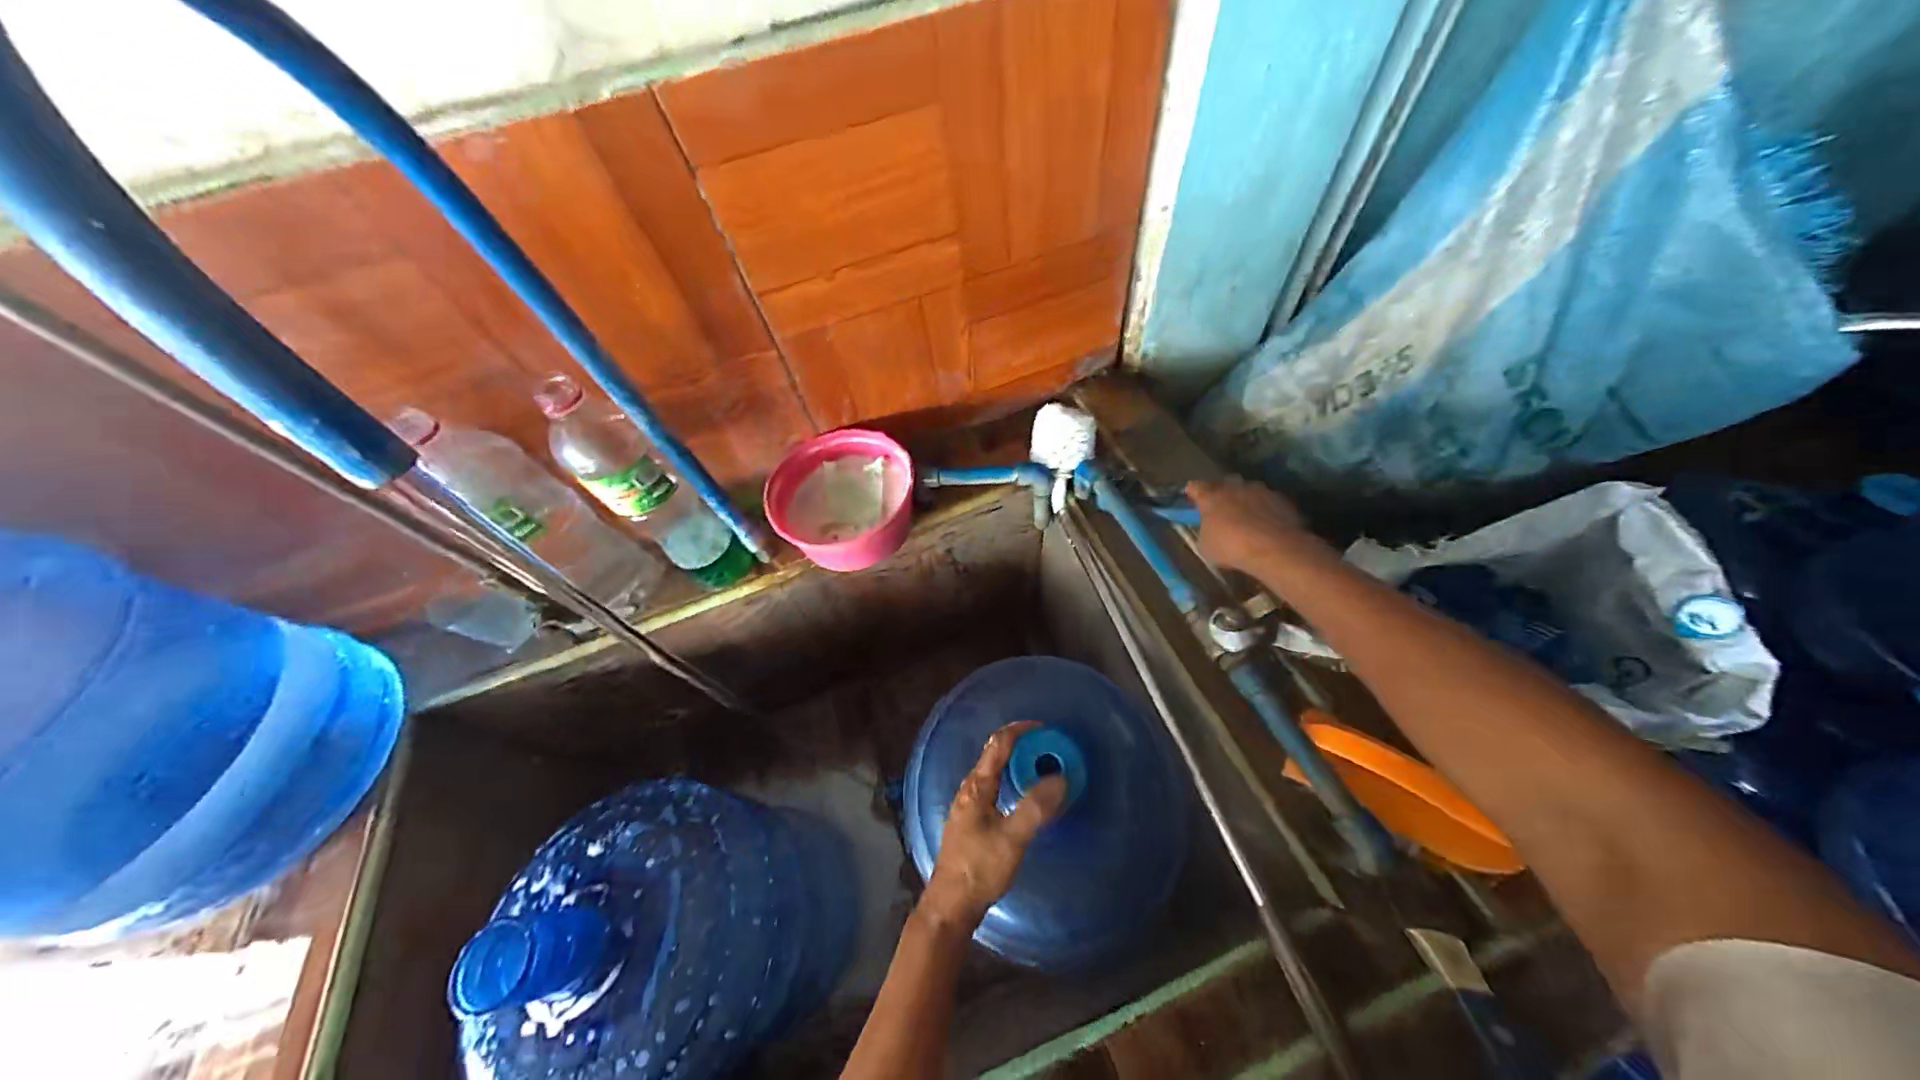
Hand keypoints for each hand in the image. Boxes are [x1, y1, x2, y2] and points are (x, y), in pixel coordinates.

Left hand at [921, 721, 1067, 931]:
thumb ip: (1035, 808)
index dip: (1020, 731)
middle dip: (1023, 748)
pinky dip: (1014, 785)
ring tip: (1043, 771)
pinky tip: (1026, 800)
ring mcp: (969, 807)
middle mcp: (969, 791)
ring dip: (1018, 767)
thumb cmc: (980, 869)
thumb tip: (1060, 778)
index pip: (998, 745)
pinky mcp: (973, 823)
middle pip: (995, 757)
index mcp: (976, 788)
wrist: (951, 905)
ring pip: (996, 775)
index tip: (1044, 728)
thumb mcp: (1012, 839)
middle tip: (1050, 751)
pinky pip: (996, 791)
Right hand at [1186, 476, 1309, 572]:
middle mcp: (1234, 487)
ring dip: (1244, 500)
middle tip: (1221, 510)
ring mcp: (1259, 490)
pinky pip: (1267, 500)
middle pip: (1223, 484)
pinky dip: (1264, 509)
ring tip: (1247, 517)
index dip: (1193, 493)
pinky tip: (1266, 524)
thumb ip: (1205, 531)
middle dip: (1220, 494)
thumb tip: (1210, 529)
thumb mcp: (1206, 546)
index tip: (1193, 501)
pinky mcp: (1280, 498)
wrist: (1274, 548)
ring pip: (1247, 490)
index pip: (1195, 487)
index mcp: (1211, 496)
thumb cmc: (1231, 547)